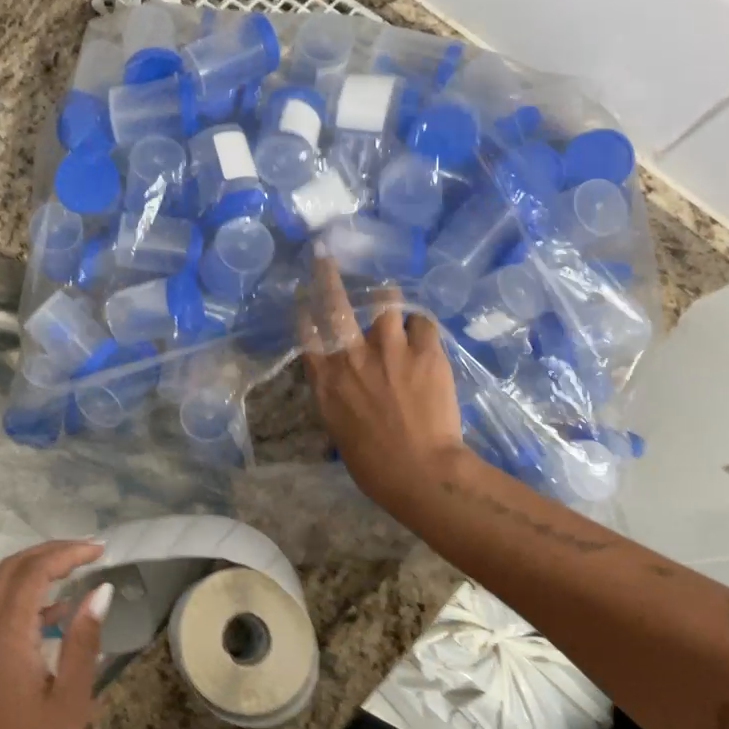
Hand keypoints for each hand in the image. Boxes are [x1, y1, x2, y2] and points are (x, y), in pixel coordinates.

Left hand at [0, 541, 112, 728]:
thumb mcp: (70, 700)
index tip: (102, 548)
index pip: (33, 572)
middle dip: (48, 553)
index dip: (67, 552)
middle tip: (88, 550)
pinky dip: (27, 603)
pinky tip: (58, 617)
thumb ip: (84, 639)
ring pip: (1, 592)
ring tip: (78, 573)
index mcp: (5, 636)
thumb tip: (100, 590)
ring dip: (36, 574)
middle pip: (11, 571)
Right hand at [299, 255, 470, 512]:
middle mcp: (353, 356)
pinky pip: (423, 323)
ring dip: (386, 297)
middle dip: (327, 277)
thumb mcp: (339, 430)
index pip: (307, 335)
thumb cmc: (373, 464)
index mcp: (327, 380)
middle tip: (324, 258)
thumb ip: (338, 398)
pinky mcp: (426, 352)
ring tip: (389, 293)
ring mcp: (391, 350)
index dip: (303, 311)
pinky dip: (420, 324)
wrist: (419, 469)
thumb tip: (344, 386)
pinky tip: (422, 329)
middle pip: (335, 305)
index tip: (302, 295)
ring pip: (385, 303)